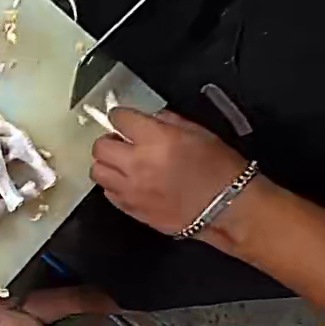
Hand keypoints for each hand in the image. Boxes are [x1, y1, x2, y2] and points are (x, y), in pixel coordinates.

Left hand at [90, 109, 248, 236]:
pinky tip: (129, 183)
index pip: (120, 119)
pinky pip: (107, 192)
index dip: (120, 117)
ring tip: (122, 164)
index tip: (124, 119)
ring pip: (96, 171)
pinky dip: (113, 185)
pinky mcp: (128, 207)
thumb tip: (148, 119)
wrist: (227, 208)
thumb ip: (168, 122)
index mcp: (156, 139)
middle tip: (122, 143)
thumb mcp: (200, 133)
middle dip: (109, 141)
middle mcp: (136, 163)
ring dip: (107, 164)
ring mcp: (129, 188)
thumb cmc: (220, 168)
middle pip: (99, 147)